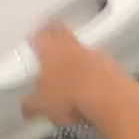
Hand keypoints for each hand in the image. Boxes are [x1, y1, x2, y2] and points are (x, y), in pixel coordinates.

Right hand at [21, 23, 137, 125]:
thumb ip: (30, 105)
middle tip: (50, 49)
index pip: (40, 34)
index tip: (33, 43)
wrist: (111, 100)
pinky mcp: (113, 64)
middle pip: (61, 32)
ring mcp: (94, 53)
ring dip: (76, 56)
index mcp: (50, 51)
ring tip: (72, 73)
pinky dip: (94, 70)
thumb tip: (25, 107)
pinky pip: (98, 62)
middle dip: (55, 37)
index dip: (36, 37)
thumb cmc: (69, 98)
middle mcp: (71, 46)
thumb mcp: (42, 107)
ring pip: (81, 48)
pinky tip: (92, 86)